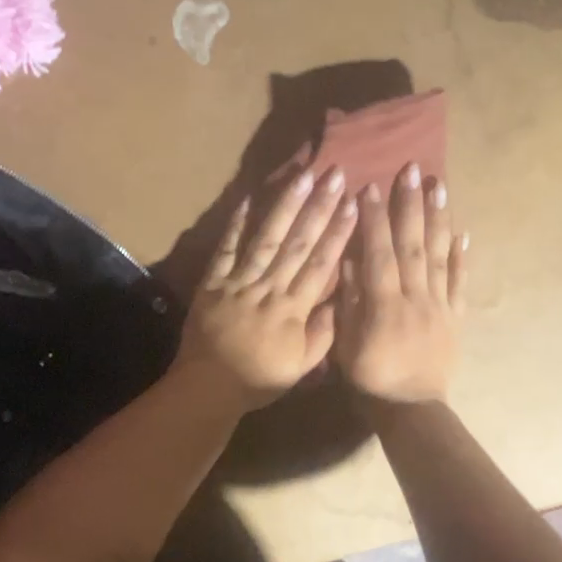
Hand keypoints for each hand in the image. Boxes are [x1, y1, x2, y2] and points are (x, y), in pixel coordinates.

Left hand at [174, 167, 359, 409]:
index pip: (321, 264)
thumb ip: (322, 335)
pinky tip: (249, 198)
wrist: (208, 387)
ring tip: (303, 176)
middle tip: (335, 173)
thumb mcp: (300, 368)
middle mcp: (269, 289)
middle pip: (298, 243)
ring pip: (267, 238)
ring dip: (286, 205)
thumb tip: (340, 302)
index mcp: (293, 310)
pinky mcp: (212, 284)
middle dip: (319, 207)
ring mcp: (239, 283)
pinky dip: (236, 224)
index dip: (338, 232)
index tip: (353, 204)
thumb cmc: (258, 381)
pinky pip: (226, 249)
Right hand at [334, 164, 467, 404]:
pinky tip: (462, 231)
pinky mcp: (455, 319)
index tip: (370, 187)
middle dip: (410, 206)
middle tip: (412, 168)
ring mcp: (439, 307)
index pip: (378, 253)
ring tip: (439, 185)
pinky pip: (460, 283)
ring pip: (439, 256)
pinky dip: (461, 257)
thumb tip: (350, 263)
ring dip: (439, 219)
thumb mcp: (346, 346)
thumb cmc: (370, 382)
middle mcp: (415, 298)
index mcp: (384, 306)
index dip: (374, 220)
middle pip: (413, 245)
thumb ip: (349, 304)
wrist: (410, 412)